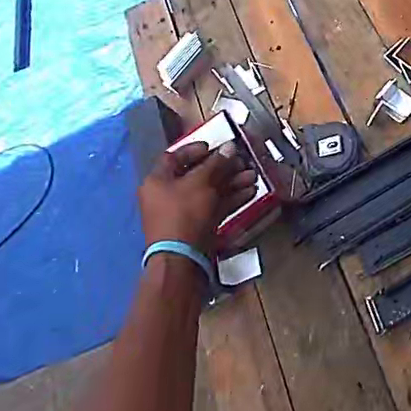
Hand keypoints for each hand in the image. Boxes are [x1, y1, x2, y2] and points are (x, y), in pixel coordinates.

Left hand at [139, 141, 257, 257]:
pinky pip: (213, 208)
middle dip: (222, 168)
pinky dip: (230, 200)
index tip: (214, 147)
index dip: (195, 149)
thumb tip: (229, 148)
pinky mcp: (196, 229)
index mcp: (158, 181)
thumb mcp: (201, 183)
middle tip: (242, 162)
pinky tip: (249, 192)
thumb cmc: (184, 214)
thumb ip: (216, 164)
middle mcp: (167, 196)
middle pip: (196, 175)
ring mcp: (182, 214)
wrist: (182, 262)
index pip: (174, 157)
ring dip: (231, 183)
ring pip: (209, 192)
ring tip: (253, 176)